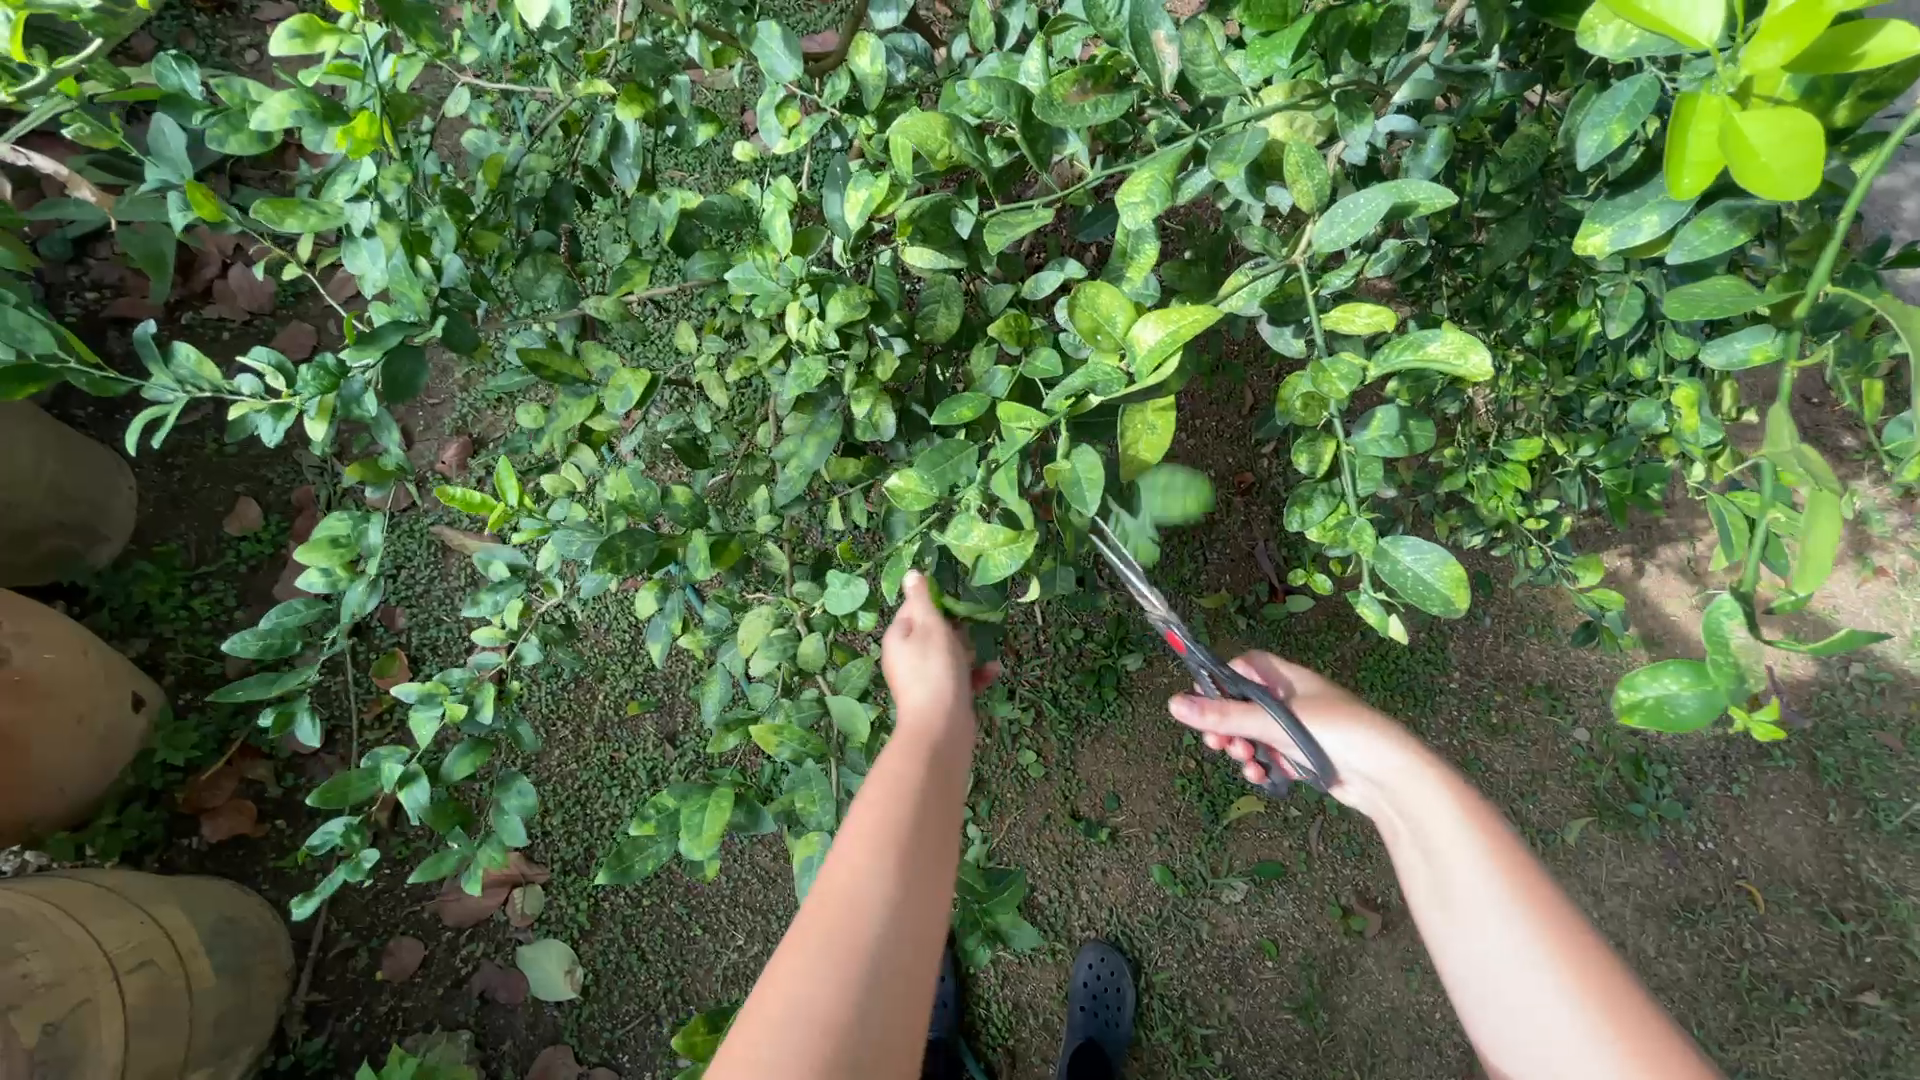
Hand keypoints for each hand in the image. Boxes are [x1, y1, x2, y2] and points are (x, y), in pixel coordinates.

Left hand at [881, 571, 999, 737]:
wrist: (941, 728)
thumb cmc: (935, 671)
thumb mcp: (930, 626)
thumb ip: (923, 599)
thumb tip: (912, 574)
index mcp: (898, 638)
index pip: (913, 609)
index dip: (935, 604)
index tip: (956, 603)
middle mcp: (906, 659)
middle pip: (933, 633)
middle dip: (956, 631)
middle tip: (969, 631)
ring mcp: (923, 680)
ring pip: (949, 656)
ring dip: (970, 653)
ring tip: (983, 652)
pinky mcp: (941, 698)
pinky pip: (959, 679)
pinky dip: (975, 675)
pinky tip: (993, 672)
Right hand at [1166, 651, 1425, 817]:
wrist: (1388, 775)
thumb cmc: (1333, 732)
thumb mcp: (1271, 722)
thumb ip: (1222, 715)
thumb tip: (1174, 704)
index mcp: (1287, 678)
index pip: (1245, 667)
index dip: (1223, 680)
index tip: (1205, 702)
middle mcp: (1292, 699)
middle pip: (1244, 704)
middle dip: (1227, 724)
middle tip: (1217, 743)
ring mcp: (1299, 730)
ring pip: (1255, 734)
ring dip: (1242, 747)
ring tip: (1244, 761)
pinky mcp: (1305, 757)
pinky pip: (1271, 756)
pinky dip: (1261, 765)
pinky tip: (1260, 776)